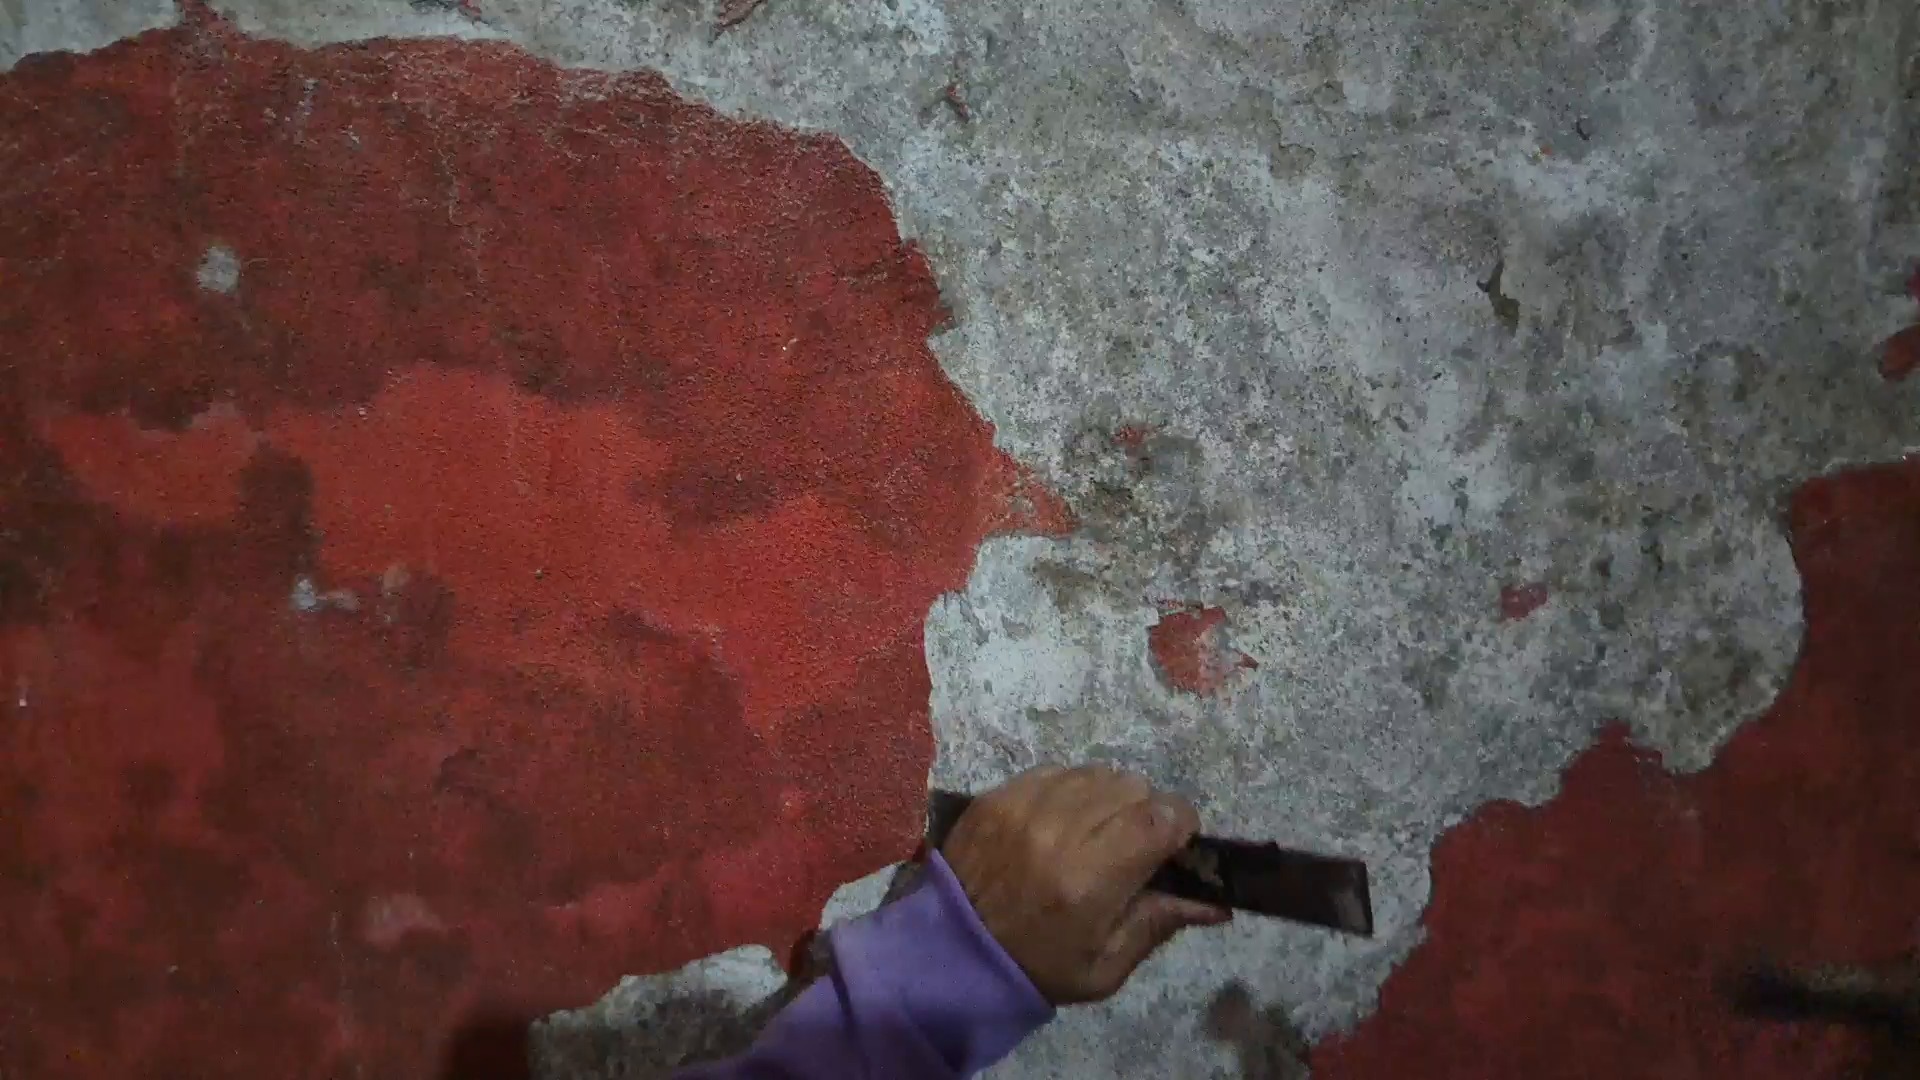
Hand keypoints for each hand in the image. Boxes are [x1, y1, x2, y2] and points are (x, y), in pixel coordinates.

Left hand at [941, 765, 1231, 1003]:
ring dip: (1109, 794)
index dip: (1180, 820)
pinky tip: (1063, 815)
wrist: (953, 947)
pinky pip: (1056, 769)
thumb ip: (1159, 924)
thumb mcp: (1105, 967)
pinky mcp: (999, 792)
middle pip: (1130, 786)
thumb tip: (1216, 902)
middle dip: (1146, 808)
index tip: (1180, 836)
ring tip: (1098, 825)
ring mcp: (1024, 804)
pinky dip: (1072, 788)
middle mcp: (1058, 831)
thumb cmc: (1038, 964)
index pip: (1156, 819)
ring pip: (1095, 771)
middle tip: (1135, 837)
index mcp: (1088, 881)